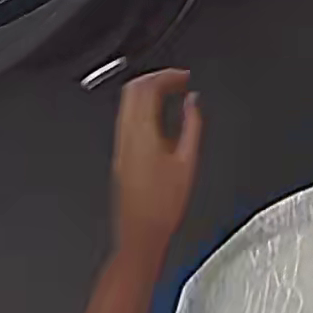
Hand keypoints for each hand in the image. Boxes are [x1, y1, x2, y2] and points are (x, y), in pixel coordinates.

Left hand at [111, 68, 202, 253]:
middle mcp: (126, 137)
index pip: (147, 89)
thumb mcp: (188, 160)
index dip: (168, 75)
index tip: (185, 77)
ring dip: (149, 91)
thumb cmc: (164, 205)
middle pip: (133, 90)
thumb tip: (193, 101)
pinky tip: (162, 113)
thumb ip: (192, 123)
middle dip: (157, 78)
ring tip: (173, 92)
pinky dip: (144, 106)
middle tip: (178, 79)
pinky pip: (127, 118)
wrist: (140, 237)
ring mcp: (119, 146)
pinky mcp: (120, 155)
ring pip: (127, 103)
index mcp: (142, 134)